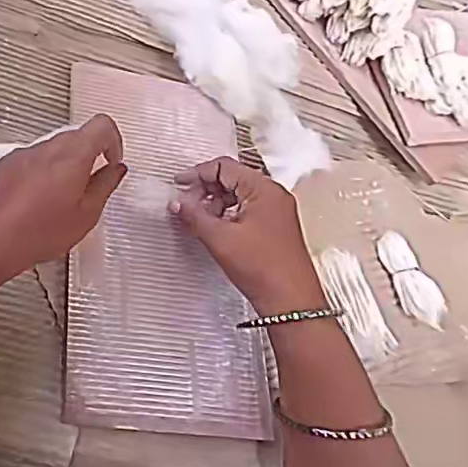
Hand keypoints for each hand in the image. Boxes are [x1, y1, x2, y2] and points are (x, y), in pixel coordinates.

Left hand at [0, 115, 126, 274]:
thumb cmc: (36, 231)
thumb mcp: (86, 214)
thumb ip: (105, 185)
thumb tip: (114, 171)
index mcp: (72, 156)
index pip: (101, 126)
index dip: (114, 142)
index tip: (112, 161)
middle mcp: (46, 149)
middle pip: (76, 135)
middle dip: (89, 155)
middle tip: (92, 183)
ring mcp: (23, 155)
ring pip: (53, 149)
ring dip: (64, 165)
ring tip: (64, 197)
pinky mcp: (6, 165)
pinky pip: (32, 160)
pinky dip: (41, 172)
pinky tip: (40, 200)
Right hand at [168, 157, 323, 306]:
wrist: (289, 299)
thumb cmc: (265, 269)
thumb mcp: (219, 238)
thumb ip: (194, 215)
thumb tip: (179, 203)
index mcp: (264, 189)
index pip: (224, 167)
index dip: (198, 174)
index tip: (180, 184)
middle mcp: (273, 195)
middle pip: (231, 177)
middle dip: (205, 188)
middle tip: (185, 202)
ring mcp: (275, 210)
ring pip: (237, 193)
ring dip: (214, 201)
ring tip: (197, 217)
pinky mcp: (273, 225)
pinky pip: (245, 207)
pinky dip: (226, 212)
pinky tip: (213, 227)